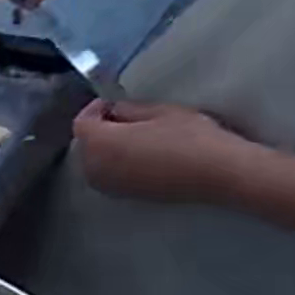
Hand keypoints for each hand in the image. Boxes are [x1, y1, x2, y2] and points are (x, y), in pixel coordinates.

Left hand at [73, 100, 260, 204]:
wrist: (213, 174)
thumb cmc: (189, 138)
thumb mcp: (162, 112)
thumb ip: (131, 109)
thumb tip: (116, 110)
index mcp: (98, 143)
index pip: (81, 123)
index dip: (93, 109)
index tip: (110, 101)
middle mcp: (91, 166)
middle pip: (84, 142)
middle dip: (98, 127)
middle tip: (121, 115)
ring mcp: (101, 183)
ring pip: (91, 159)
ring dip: (104, 146)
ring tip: (129, 133)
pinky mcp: (116, 193)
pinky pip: (104, 173)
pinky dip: (111, 161)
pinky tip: (133, 153)